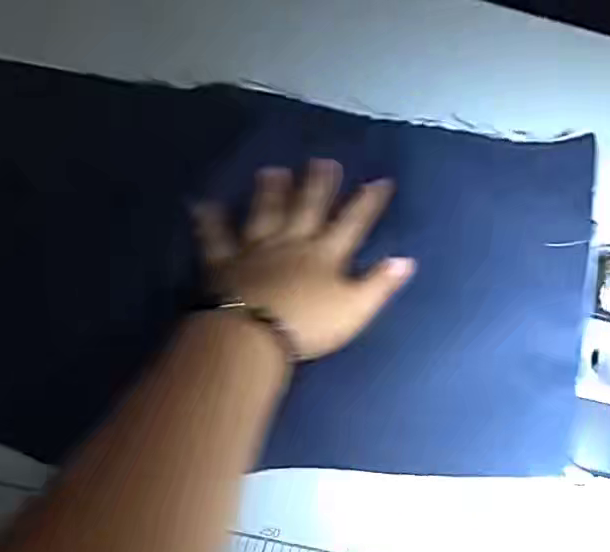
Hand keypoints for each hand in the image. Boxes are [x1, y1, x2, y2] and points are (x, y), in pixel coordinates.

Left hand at [193, 159, 415, 359]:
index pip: (352, 223)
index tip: (380, 180)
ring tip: (274, 171)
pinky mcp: (225, 262)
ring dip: (271, 192)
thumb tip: (406, 260)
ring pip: (265, 213)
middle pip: (308, 208)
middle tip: (323, 161)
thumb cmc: (312, 324)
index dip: (367, 202)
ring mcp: (256, 248)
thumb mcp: (356, 308)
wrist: (255, 333)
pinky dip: (210, 219)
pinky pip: (216, 236)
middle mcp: (292, 242)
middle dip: (318, 185)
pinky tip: (203, 203)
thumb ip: (379, 284)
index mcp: (326, 255)